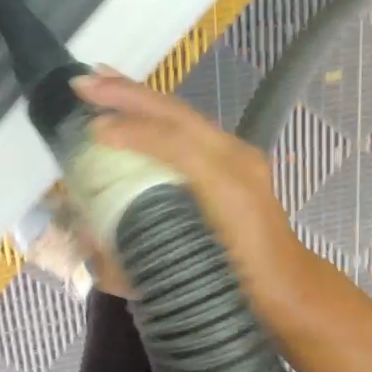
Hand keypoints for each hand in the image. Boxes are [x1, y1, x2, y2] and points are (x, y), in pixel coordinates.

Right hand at [74, 71, 321, 319]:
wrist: (289, 292)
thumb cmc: (233, 293)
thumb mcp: (176, 283)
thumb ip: (129, 262)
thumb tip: (83, 231)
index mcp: (227, 188)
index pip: (177, 145)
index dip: (133, 133)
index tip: (93, 129)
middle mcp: (234, 160)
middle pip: (178, 116)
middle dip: (128, 95)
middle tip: (82, 83)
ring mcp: (237, 154)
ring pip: (183, 113)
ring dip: (139, 95)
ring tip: (100, 77)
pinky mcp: (234, 155)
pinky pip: (189, 123)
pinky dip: (156, 108)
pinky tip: (131, 103)